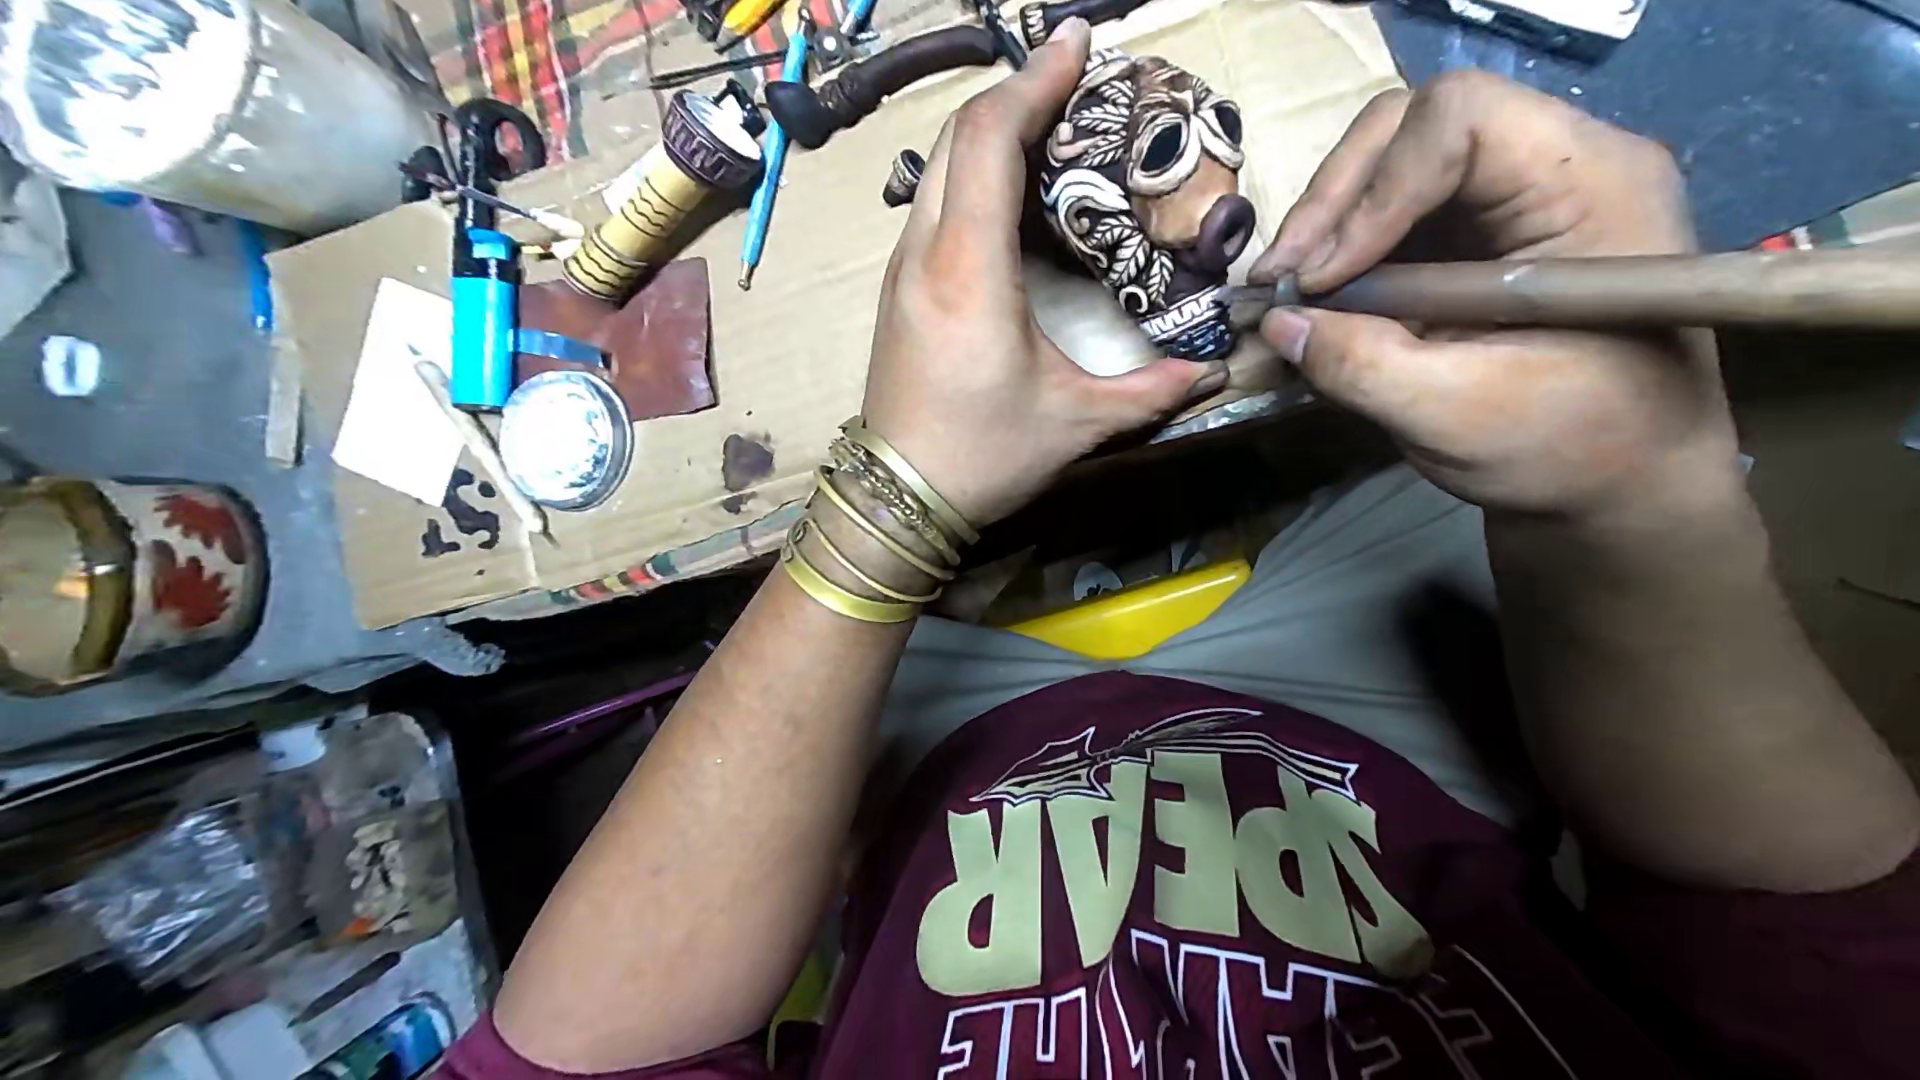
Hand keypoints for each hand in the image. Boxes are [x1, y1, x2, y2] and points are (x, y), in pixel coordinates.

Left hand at [861, 18, 1227, 528]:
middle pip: (955, 140)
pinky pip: (928, 210)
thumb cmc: (981, 459)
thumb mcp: (1073, 425)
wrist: (897, 498)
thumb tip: (1207, 373)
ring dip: (985, 139)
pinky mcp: (895, 294)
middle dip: (1012, 98)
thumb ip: (1147, 392)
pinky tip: (1003, 201)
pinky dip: (966, 182)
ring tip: (1042, 134)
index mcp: (969, 273)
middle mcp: (924, 257)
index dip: (1032, 83)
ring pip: (935, 172)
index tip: (1075, 48)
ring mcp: (900, 274)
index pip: (988, 140)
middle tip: (1069, 90)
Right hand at [1250, 72, 1741, 521]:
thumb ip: (1359, 366)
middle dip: (1329, 204)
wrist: (1609, 473)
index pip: (1458, 122)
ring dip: (1319, 229)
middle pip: (1407, 128)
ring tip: (1283, 293)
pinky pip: (1379, 218)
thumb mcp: (1453, 415)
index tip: (1320, 279)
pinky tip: (1307, 299)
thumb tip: (1277, 324)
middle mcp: (1546, 170)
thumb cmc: (1565, 446)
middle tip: (1278, 279)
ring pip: (1382, 166)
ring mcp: (1500, 204)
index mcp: (1586, 188)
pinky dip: (1330, 255)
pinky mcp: (1463, 242)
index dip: (1373, 191)